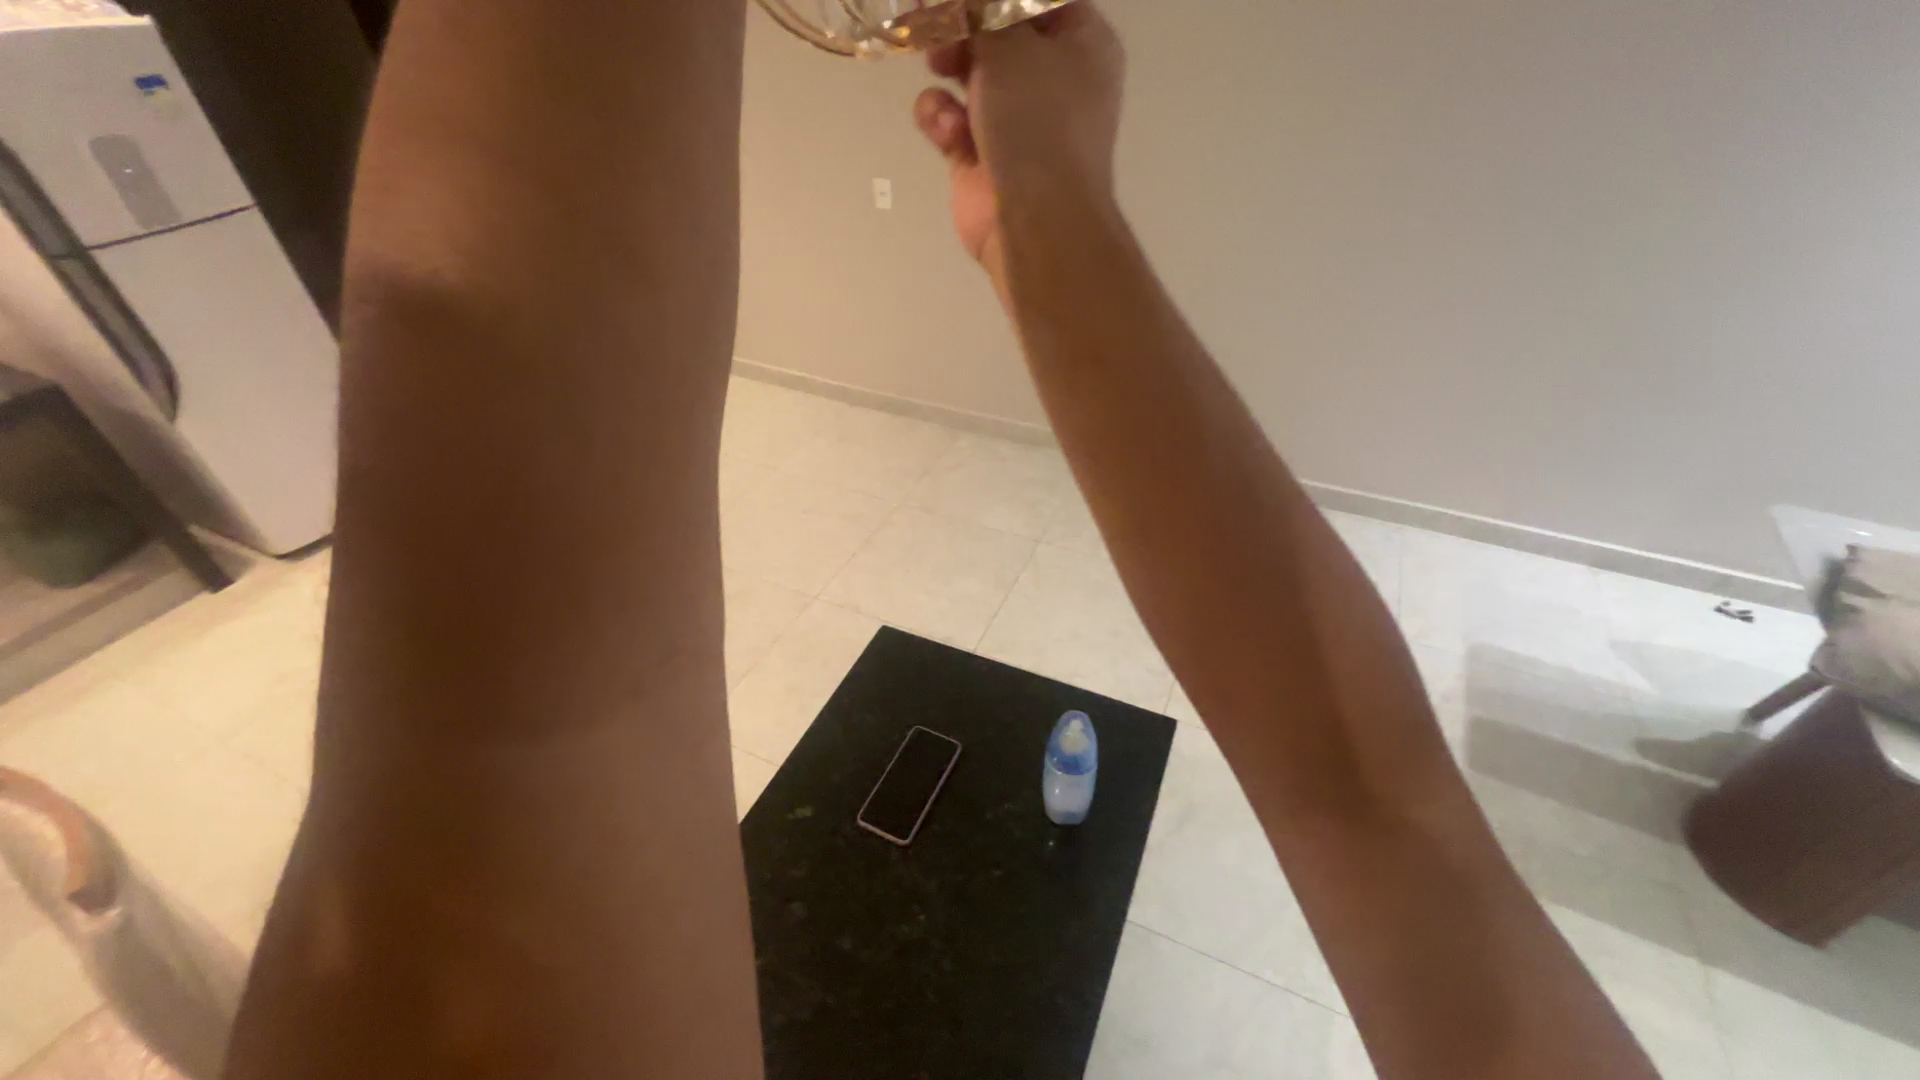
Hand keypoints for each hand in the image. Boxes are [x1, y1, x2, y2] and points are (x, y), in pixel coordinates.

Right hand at [912, 2, 1125, 283]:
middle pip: (999, 33)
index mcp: (1082, 44)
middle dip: (962, 24)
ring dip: (948, 67)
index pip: (1039, 0)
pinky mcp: (982, 159)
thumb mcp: (1012, 44)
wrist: (1036, 222)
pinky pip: (952, 122)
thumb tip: (967, 6)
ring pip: (970, 75)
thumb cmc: (1039, 122)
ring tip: (938, 66)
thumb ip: (982, 10)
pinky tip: (946, 129)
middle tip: (933, 17)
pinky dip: (942, 119)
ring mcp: (1017, 123)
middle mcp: (1053, 81)